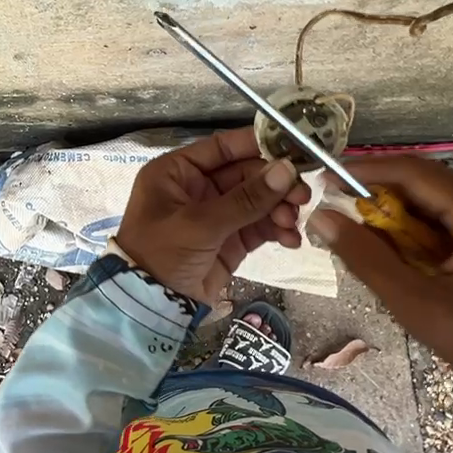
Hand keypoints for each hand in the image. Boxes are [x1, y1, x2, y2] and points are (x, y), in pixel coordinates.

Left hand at [114, 128, 310, 304]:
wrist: (149, 307)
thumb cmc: (162, 254)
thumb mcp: (200, 224)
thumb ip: (245, 199)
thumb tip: (287, 170)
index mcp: (176, 172)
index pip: (221, 148)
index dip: (257, 145)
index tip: (294, 146)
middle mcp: (196, 188)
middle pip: (245, 174)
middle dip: (275, 184)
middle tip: (302, 194)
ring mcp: (214, 215)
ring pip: (256, 200)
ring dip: (279, 208)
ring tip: (292, 222)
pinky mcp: (229, 241)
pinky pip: (259, 226)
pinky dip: (276, 229)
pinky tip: (290, 239)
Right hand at [305, 156, 452, 378]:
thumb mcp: (416, 304)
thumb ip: (365, 256)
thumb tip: (321, 216)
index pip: (413, 171)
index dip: (362, 171)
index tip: (323, 179)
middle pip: (427, 181)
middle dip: (381, 198)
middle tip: (345, 222)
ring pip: (441, 194)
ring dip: (405, 213)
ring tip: (380, 246)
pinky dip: (430, 223)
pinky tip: (416, 251)